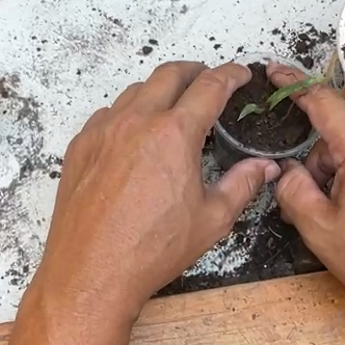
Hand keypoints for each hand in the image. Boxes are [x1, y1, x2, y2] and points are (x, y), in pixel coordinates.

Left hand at [34, 62, 279, 323]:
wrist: (92, 272)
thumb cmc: (152, 250)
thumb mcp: (210, 220)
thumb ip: (241, 185)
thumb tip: (264, 167)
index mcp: (174, 134)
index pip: (210, 87)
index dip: (231, 75)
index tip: (240, 75)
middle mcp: (135, 122)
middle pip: (169, 74)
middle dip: (194, 72)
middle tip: (208, 82)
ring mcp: (102, 131)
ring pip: (134, 92)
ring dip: (159, 92)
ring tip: (172, 110)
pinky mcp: (80, 147)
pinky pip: (107, 115)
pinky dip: (127, 114)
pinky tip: (135, 137)